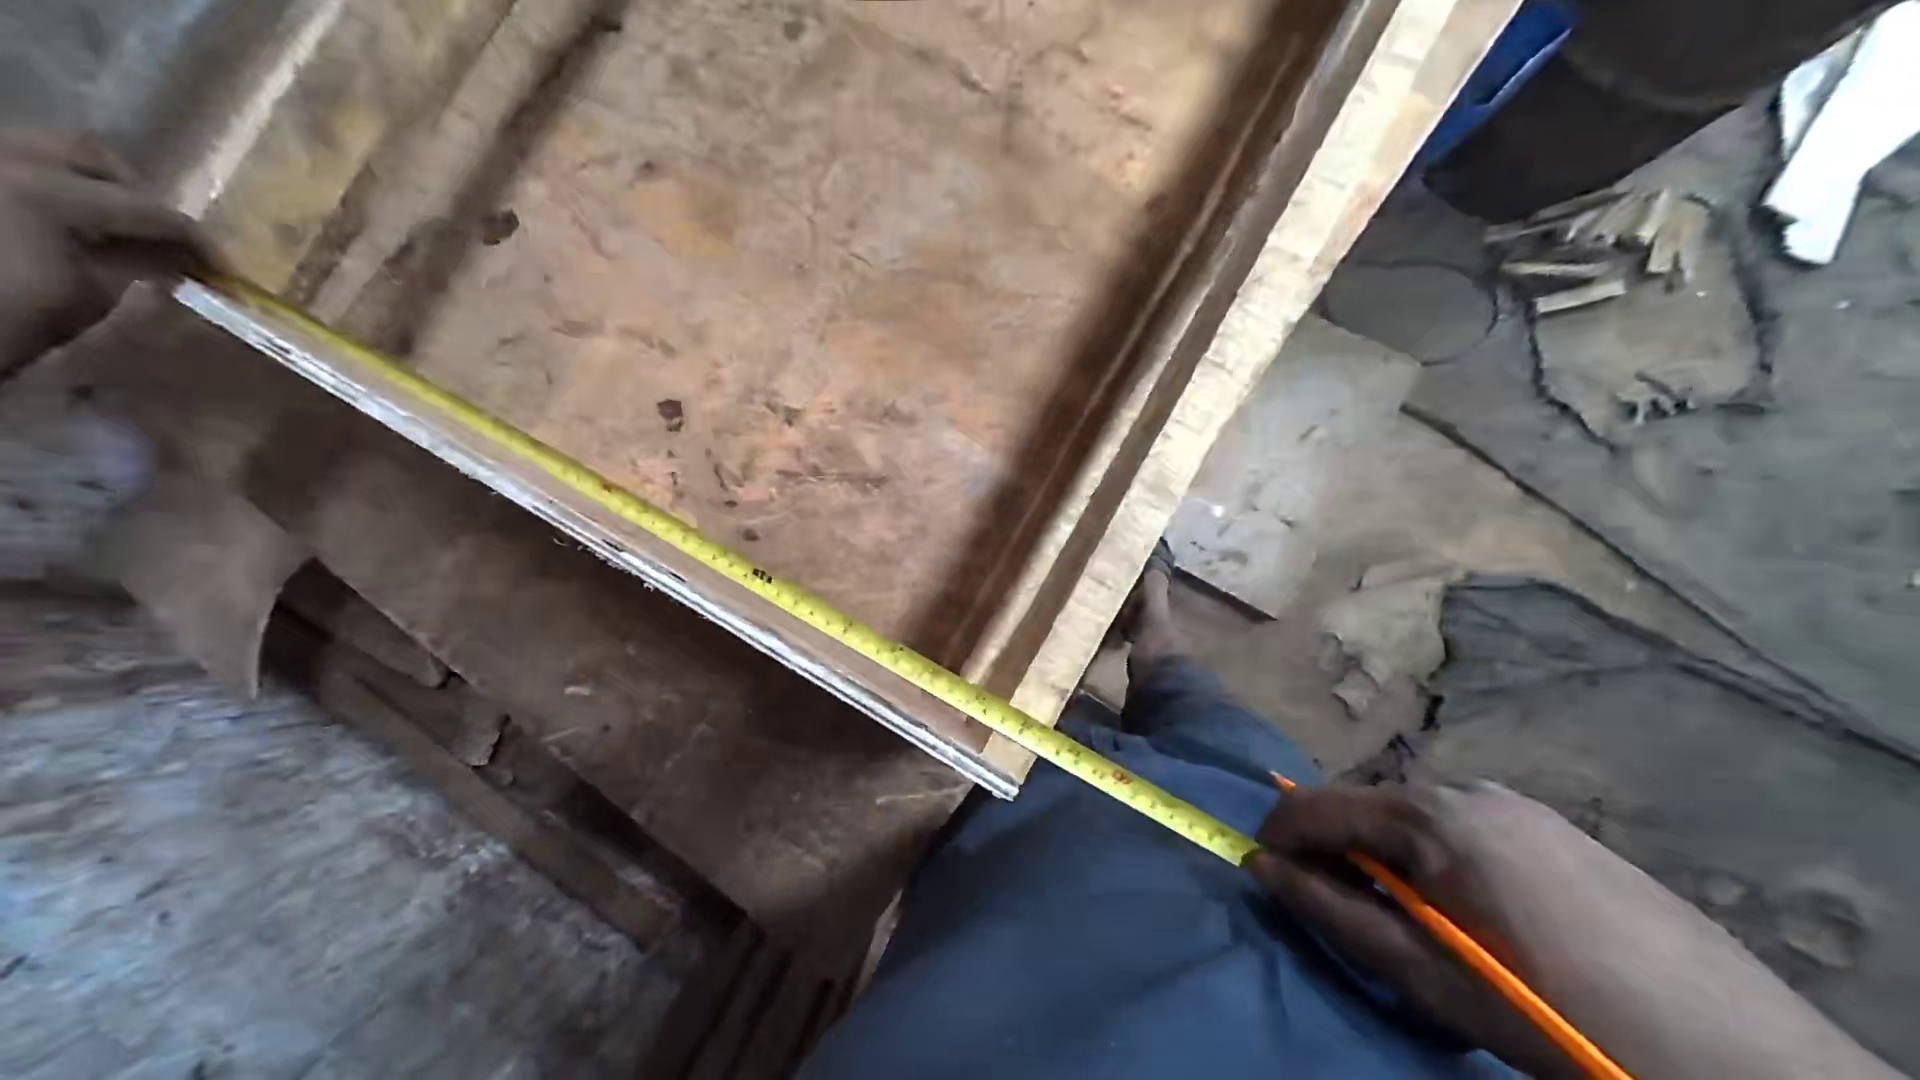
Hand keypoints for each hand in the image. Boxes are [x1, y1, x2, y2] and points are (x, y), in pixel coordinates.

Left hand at [0, 131, 215, 374]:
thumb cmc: (9, 317)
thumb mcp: (88, 294)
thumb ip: (139, 264)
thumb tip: (181, 259)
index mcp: (45, 195)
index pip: (151, 210)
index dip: (199, 242)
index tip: (227, 273)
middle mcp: (3, 158)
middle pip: (92, 155)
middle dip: (137, 196)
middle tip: (163, 240)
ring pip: (50, 153)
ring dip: (94, 190)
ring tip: (114, 234)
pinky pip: (19, 169)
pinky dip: (56, 194)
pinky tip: (68, 230)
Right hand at [1246, 784, 1577, 1078]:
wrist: (1740, 1053)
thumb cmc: (1553, 1009)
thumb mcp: (1425, 974)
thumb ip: (1331, 912)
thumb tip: (1260, 866)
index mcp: (1428, 816)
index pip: (1316, 804)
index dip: (1277, 835)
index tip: (1266, 872)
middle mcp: (1464, 788)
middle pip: (1365, 806)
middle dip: (1337, 850)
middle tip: (1347, 910)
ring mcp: (1514, 802)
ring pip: (1413, 816)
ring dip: (1389, 854)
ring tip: (1416, 917)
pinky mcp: (1552, 824)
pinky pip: (1463, 825)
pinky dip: (1438, 854)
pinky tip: (1477, 909)